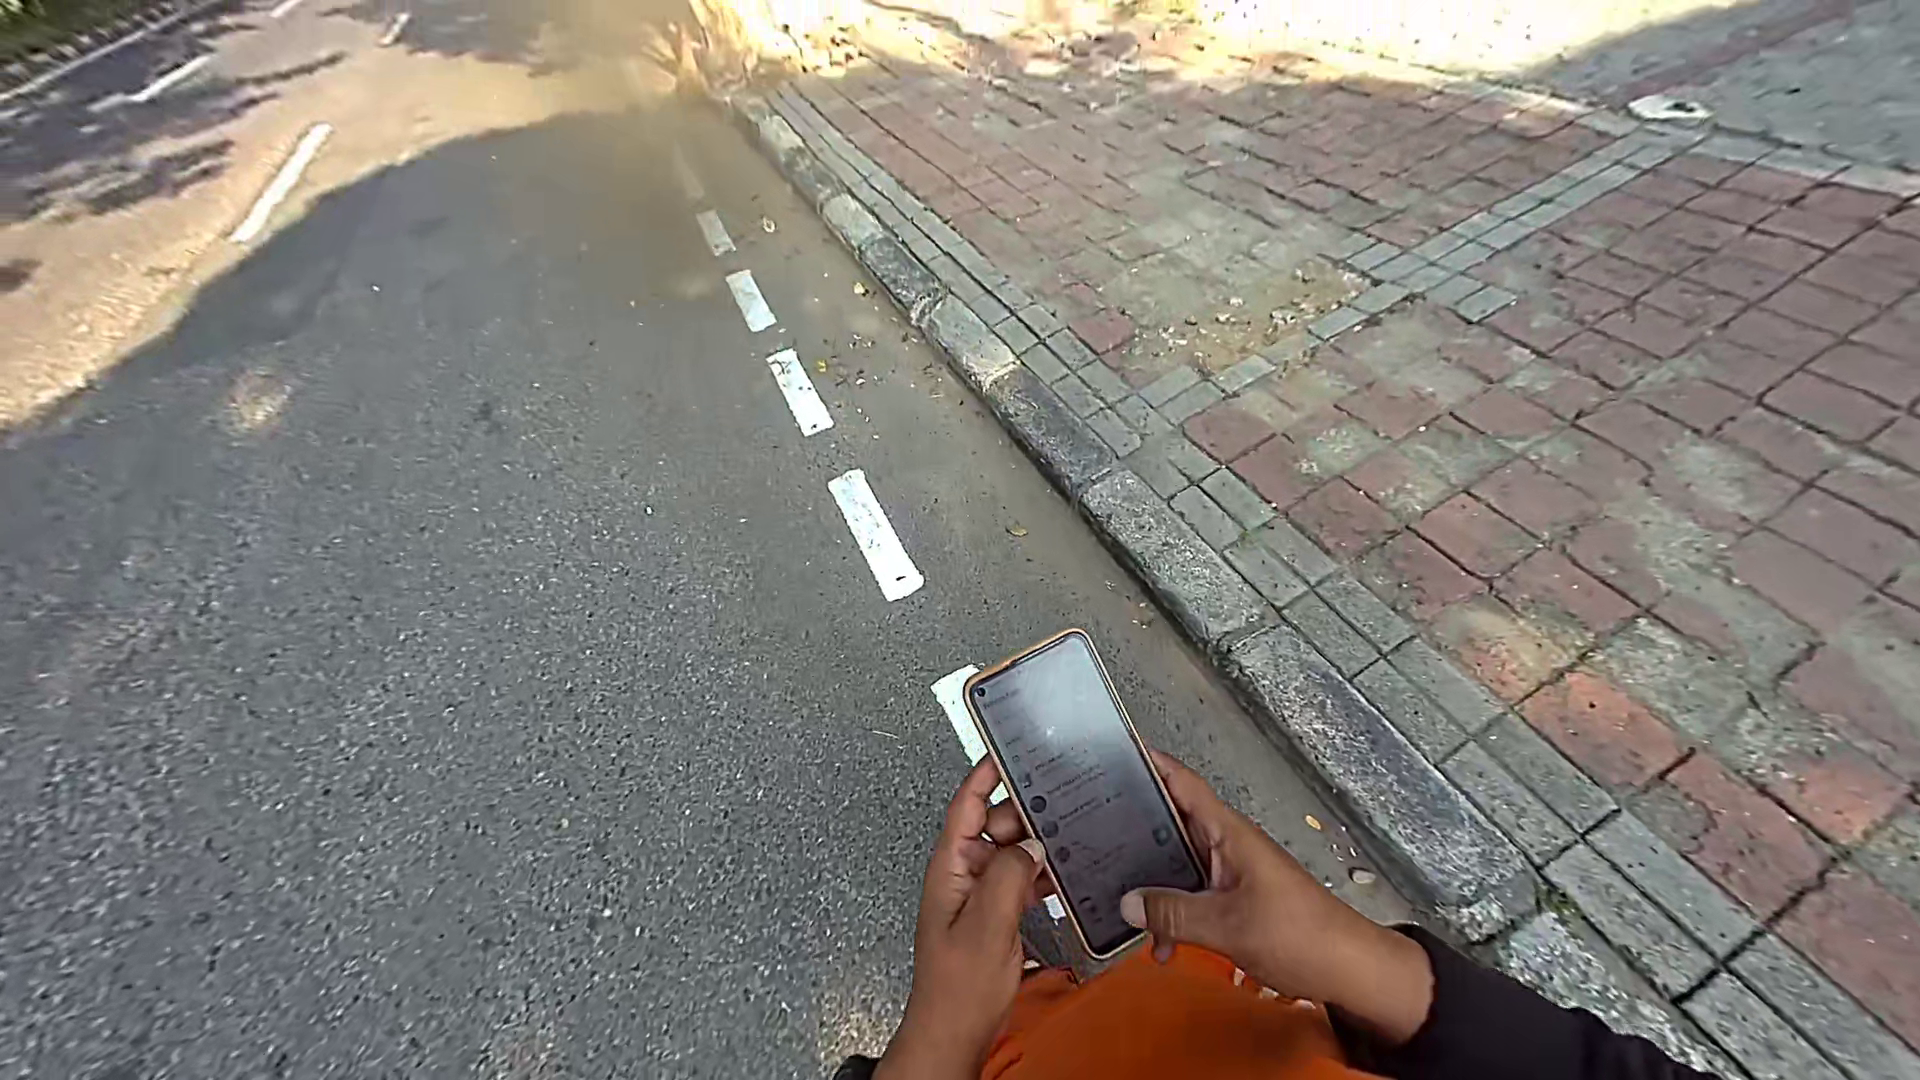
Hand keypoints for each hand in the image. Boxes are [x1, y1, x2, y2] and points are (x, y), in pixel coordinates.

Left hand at [876, 758, 1045, 1079]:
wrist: (956, 1034)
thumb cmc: (956, 988)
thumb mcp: (985, 926)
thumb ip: (1007, 877)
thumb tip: (1030, 844)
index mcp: (951, 863)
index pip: (967, 803)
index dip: (985, 774)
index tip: (1006, 750)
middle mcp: (966, 869)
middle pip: (997, 822)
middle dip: (1026, 812)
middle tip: (1057, 800)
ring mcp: (983, 889)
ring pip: (1014, 849)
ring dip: (1038, 843)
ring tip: (1067, 832)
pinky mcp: (999, 908)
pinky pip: (1022, 875)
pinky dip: (1042, 871)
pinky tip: (1064, 872)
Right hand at [1120, 752, 1433, 1044]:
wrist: (1355, 974)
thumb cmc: (1301, 935)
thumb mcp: (1229, 926)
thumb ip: (1173, 914)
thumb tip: (1126, 904)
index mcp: (1226, 831)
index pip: (1183, 782)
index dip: (1152, 761)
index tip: (1119, 748)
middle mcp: (1224, 842)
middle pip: (1171, 819)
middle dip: (1136, 822)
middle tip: (1097, 820)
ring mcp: (1228, 869)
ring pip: (1178, 862)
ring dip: (1154, 882)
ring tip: (1121, 895)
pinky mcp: (1233, 896)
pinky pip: (1191, 892)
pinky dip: (1173, 912)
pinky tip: (1161, 943)